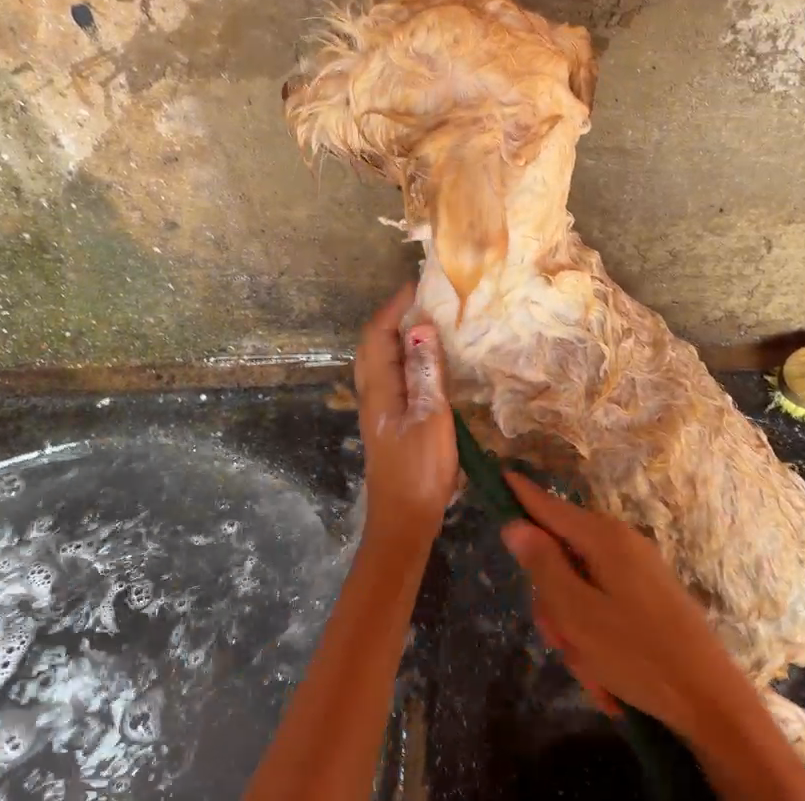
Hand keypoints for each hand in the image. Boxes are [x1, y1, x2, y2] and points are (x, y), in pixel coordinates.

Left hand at [354, 283, 457, 541]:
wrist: (404, 520)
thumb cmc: (420, 469)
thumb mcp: (431, 416)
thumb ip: (425, 371)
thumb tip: (419, 325)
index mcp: (380, 389)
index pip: (379, 334)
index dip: (395, 307)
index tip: (417, 284)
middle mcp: (373, 395)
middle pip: (373, 345)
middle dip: (392, 316)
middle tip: (420, 299)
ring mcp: (379, 411)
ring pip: (379, 362)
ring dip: (395, 337)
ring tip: (424, 323)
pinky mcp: (388, 424)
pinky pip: (390, 377)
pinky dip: (403, 358)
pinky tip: (424, 364)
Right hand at [498, 473, 751, 738]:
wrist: (709, 698)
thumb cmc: (638, 653)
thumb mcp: (578, 613)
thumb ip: (544, 566)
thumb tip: (516, 525)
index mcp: (605, 540)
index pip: (552, 508)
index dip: (523, 497)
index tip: (500, 476)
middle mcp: (623, 546)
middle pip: (563, 559)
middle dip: (554, 604)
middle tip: (561, 640)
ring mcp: (639, 572)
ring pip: (581, 592)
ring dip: (577, 632)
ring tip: (593, 671)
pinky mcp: (649, 599)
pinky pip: (605, 610)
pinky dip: (598, 642)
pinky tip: (608, 679)